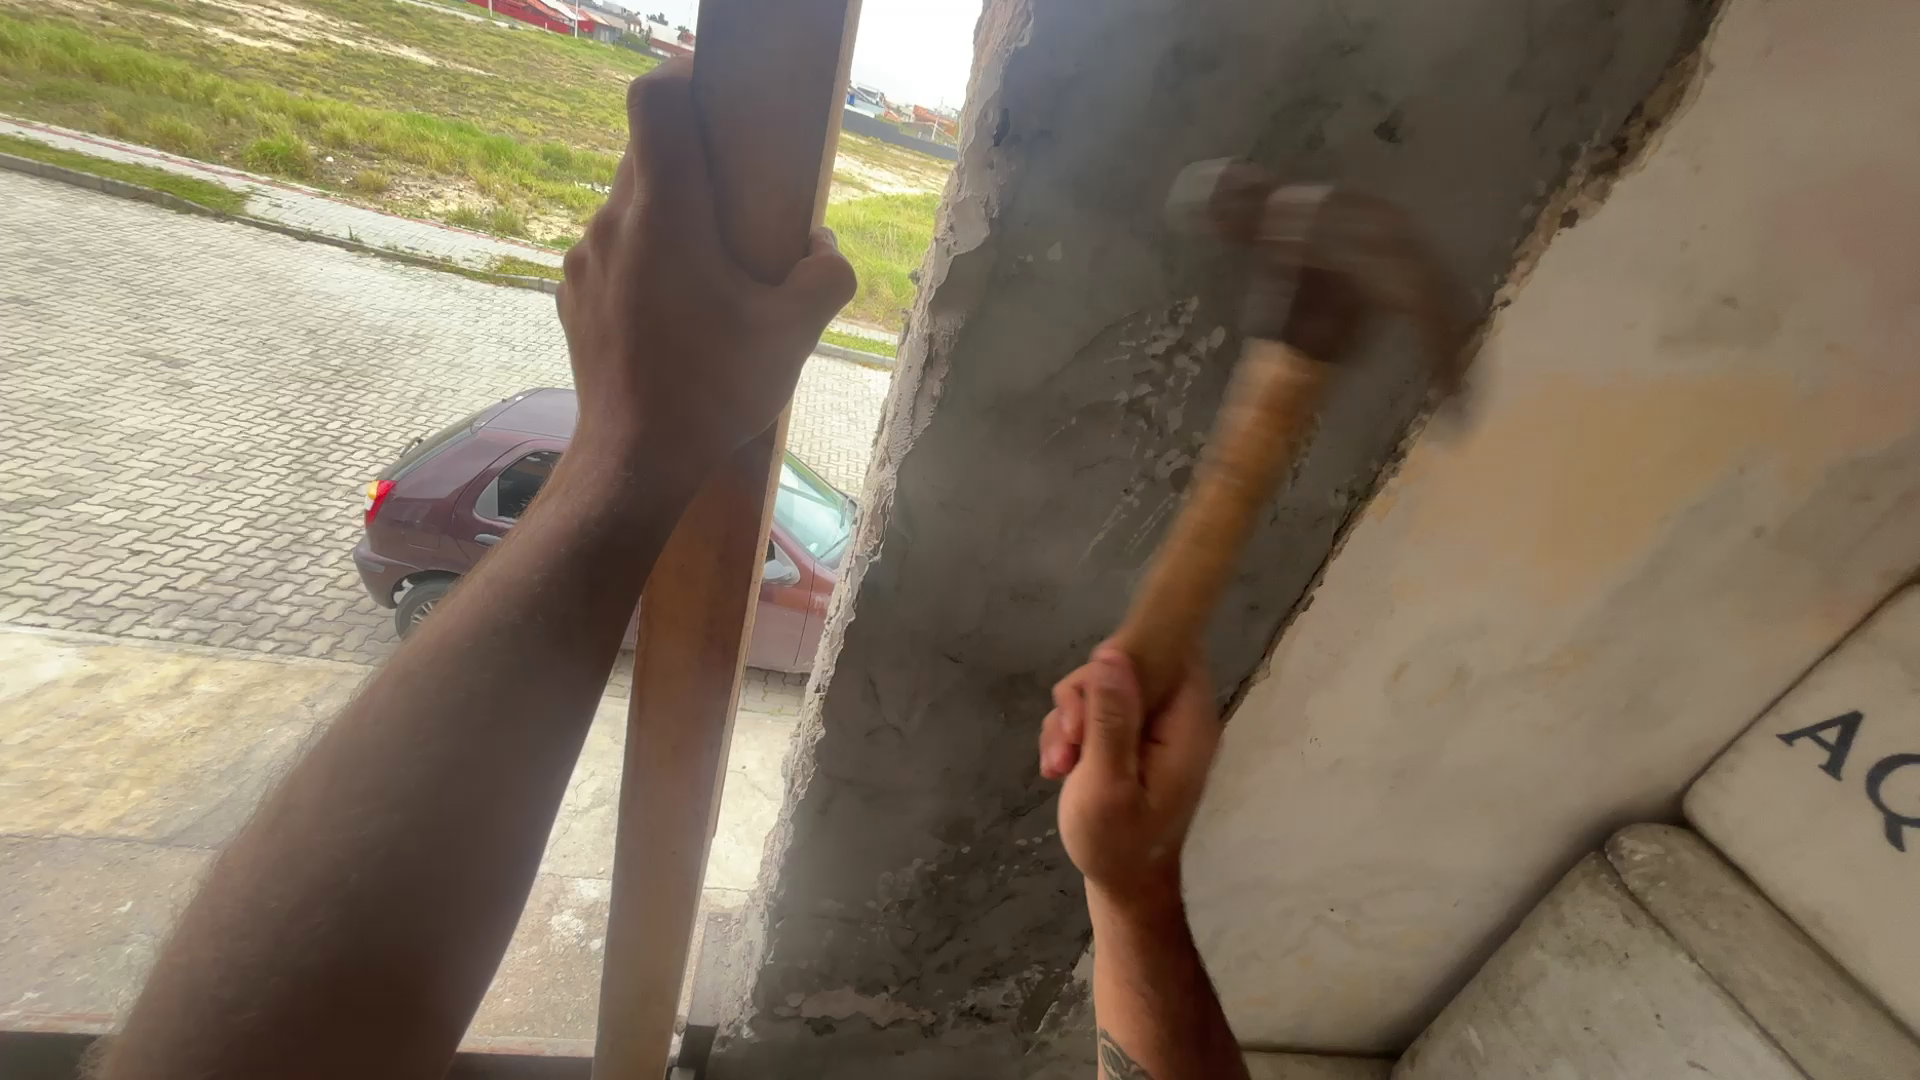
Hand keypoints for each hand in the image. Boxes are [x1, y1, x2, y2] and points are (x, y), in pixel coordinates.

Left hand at [557, 60, 855, 467]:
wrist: (639, 457)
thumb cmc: (717, 390)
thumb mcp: (795, 337)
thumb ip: (826, 277)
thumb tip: (823, 246)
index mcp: (666, 216)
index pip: (655, 99)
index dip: (686, 80)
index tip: (718, 97)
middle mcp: (614, 223)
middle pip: (647, 154)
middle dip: (694, 166)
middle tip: (737, 214)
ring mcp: (585, 260)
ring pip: (630, 207)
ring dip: (672, 221)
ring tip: (708, 278)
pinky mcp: (572, 294)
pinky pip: (614, 253)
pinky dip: (646, 262)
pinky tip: (673, 315)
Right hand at [1040, 645, 1221, 915]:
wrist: (1122, 888)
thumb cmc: (1119, 843)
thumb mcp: (1107, 783)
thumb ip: (1111, 718)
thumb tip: (1112, 655)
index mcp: (1186, 722)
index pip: (1175, 648)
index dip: (1130, 650)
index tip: (1091, 685)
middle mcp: (1174, 716)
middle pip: (1126, 665)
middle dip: (1084, 696)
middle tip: (1068, 739)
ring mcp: (1151, 727)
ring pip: (1101, 687)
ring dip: (1070, 719)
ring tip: (1058, 763)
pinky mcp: (1129, 737)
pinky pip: (1094, 710)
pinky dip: (1071, 733)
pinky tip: (1059, 766)